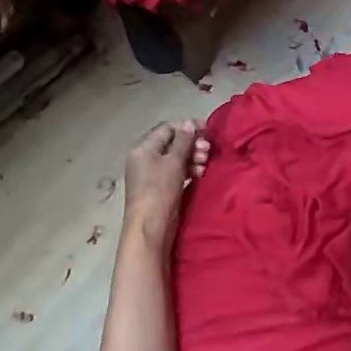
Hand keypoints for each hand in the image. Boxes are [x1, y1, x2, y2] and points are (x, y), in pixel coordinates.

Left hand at [122, 121, 210, 253]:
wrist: (150, 227)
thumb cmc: (160, 189)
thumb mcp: (174, 161)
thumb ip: (184, 140)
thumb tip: (189, 123)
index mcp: (143, 147)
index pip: (168, 128)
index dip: (188, 127)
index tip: (207, 129)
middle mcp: (145, 157)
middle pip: (172, 142)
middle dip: (192, 143)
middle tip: (208, 149)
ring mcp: (152, 173)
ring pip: (176, 157)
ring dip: (193, 156)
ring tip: (205, 162)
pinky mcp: (160, 187)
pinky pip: (176, 171)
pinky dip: (188, 169)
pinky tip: (200, 172)